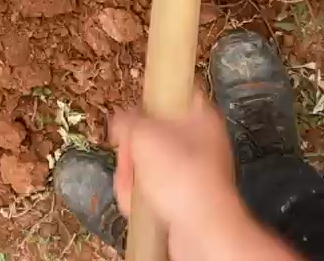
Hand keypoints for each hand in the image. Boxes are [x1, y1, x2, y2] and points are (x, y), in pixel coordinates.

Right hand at [111, 95, 299, 260]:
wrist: (203, 233)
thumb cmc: (178, 173)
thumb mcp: (142, 134)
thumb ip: (126, 119)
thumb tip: (120, 122)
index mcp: (201, 114)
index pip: (174, 90)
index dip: (150, 96)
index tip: (134, 109)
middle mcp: (201, 140)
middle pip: (154, 130)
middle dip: (132, 148)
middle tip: (127, 158)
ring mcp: (194, 171)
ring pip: (150, 161)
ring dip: (132, 175)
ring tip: (131, 190)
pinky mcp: (187, 199)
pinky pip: (156, 187)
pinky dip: (142, 197)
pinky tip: (137, 206)